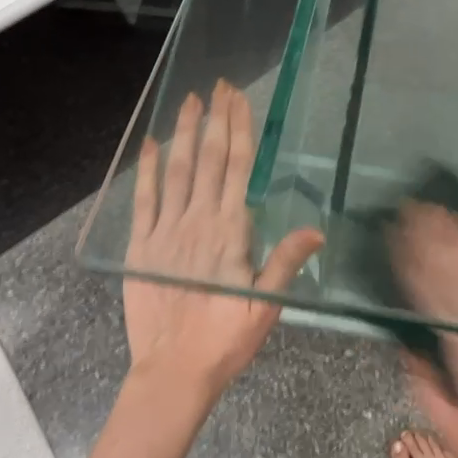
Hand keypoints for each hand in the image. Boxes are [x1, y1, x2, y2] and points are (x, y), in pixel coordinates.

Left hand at [123, 80, 323, 397]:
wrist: (173, 371)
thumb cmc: (225, 339)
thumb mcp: (266, 305)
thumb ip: (287, 261)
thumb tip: (316, 229)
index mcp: (230, 230)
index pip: (238, 166)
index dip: (239, 128)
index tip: (239, 99)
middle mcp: (198, 219)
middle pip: (210, 158)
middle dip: (216, 118)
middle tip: (220, 86)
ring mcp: (166, 229)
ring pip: (177, 170)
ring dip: (185, 132)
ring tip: (190, 101)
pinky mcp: (141, 245)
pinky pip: (144, 199)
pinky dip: (147, 169)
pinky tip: (151, 144)